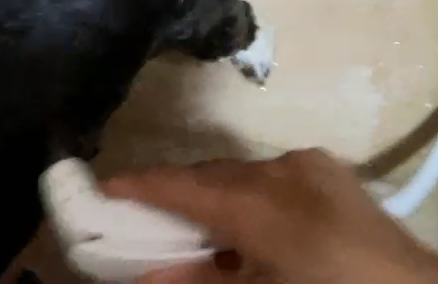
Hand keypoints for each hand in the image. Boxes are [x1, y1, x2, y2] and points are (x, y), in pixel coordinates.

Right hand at [108, 150, 437, 283]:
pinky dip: (249, 196)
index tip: (104, 186)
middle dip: (176, 192)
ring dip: (215, 196)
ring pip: (244, 173)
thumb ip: (202, 283)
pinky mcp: (333, 173)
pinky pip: (273, 177)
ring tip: (194, 228)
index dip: (142, 185)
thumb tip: (148, 275)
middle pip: (212, 175)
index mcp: (262, 203)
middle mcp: (282, 170)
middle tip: (141, 214)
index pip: (186, 186)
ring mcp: (311, 166)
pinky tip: (247, 228)